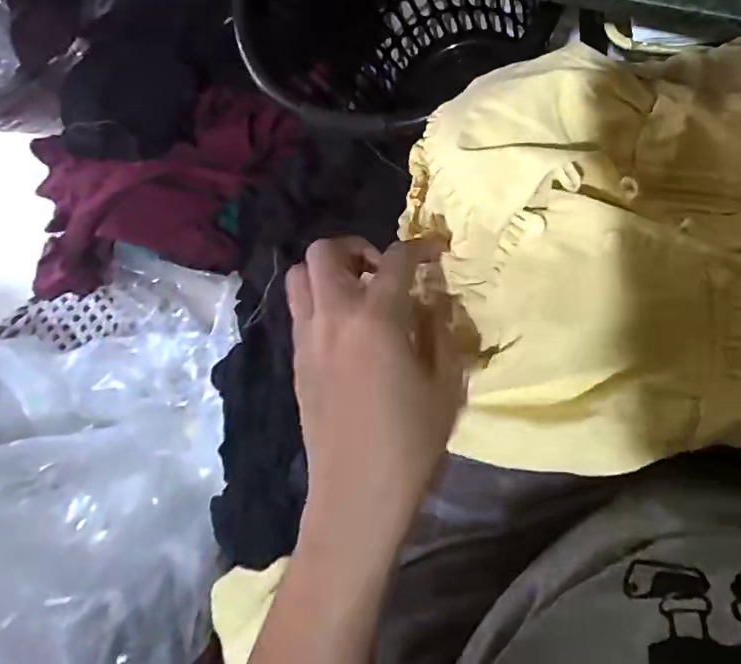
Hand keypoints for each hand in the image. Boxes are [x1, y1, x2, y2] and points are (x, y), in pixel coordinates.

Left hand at [287, 236, 464, 549]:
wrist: (356, 495)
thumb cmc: (410, 442)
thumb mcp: (444, 383)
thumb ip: (439, 330)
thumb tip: (431, 301)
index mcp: (376, 317)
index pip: (396, 258)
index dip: (420, 246)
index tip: (435, 250)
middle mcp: (334, 316)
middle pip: (325, 251)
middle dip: (356, 245)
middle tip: (382, 270)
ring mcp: (307, 337)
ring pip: (299, 275)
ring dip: (328, 271)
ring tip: (358, 294)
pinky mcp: (295, 360)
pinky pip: (298, 309)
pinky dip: (318, 300)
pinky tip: (346, 329)